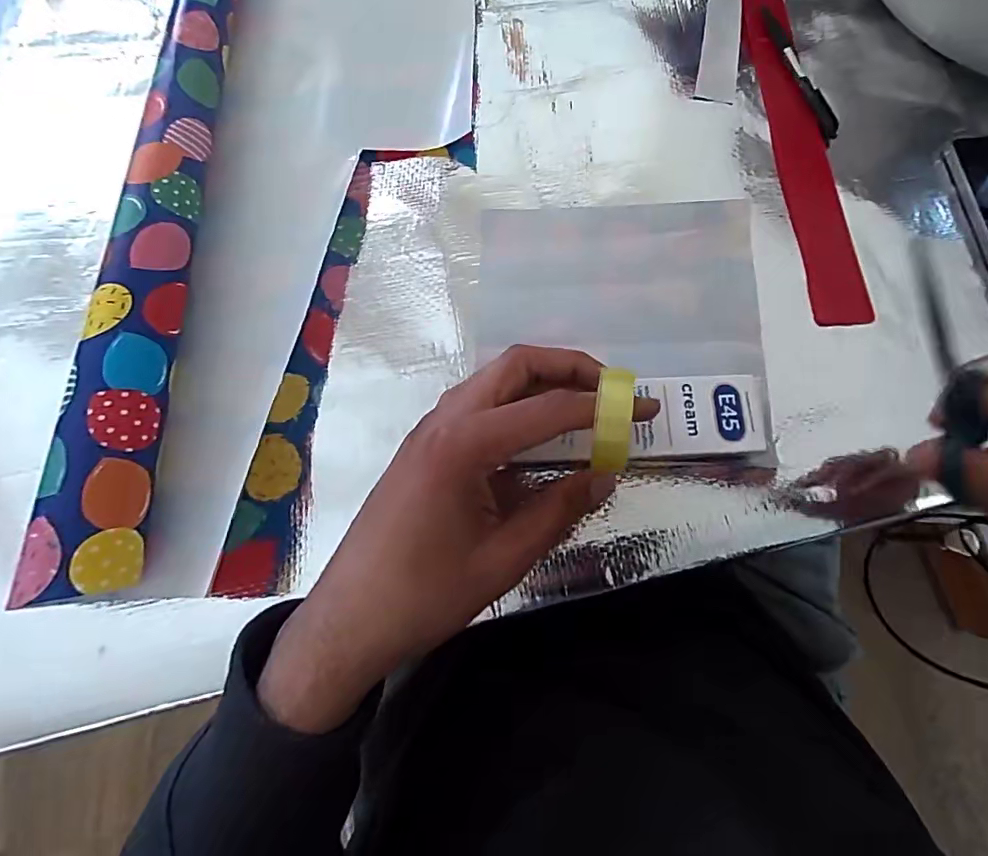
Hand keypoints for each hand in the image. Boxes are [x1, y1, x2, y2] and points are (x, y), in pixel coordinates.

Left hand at [257, 345, 658, 732]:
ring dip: (545, 380)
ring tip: (585, 403)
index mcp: (464, 445)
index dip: (603, 407)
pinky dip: (520, 403)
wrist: (346, 622)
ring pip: (497, 378)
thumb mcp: (504, 559)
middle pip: (517, 364)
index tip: (642, 409)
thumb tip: (605, 475)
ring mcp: (432, 428)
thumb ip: (559, 510)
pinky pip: (482, 404)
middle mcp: (446, 421)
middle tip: (612, 388)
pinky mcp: (428, 444)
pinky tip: (541, 435)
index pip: (549, 408)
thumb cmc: (423, 596)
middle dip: (571, 367)